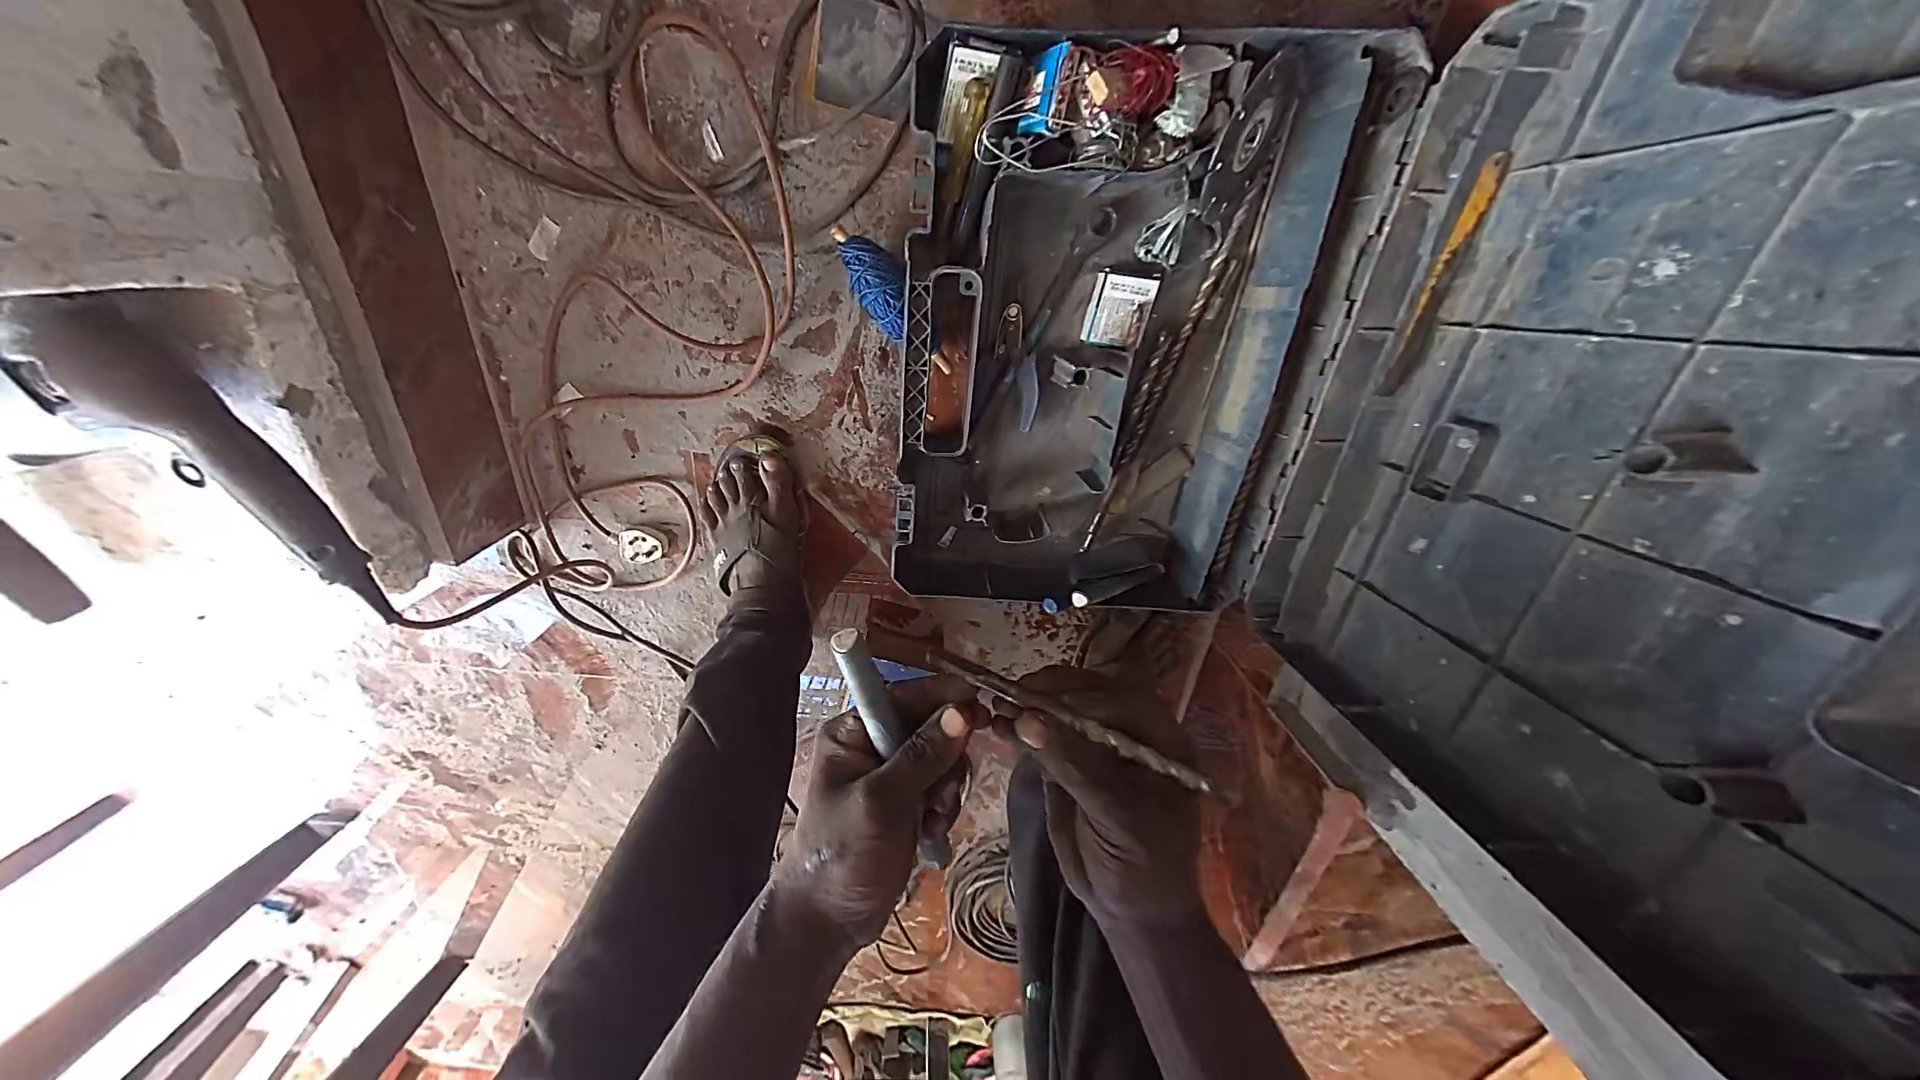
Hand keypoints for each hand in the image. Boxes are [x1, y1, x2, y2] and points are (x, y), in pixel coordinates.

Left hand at [774, 675, 985, 947]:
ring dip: (947, 786)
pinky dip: (944, 805)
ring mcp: (890, 775)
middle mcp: (871, 745)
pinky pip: (941, 785)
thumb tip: (960, 712)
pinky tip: (933, 831)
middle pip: (929, 726)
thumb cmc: (843, 855)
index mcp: (853, 733)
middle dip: (946, 756)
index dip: (940, 696)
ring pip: (941, 757)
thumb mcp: (882, 802)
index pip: (903, 696)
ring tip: (936, 818)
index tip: (977, 703)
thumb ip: (922, 756)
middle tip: (946, 789)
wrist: (828, 921)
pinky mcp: (905, 801)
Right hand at [1003, 666, 1202, 929]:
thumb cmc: (1141, 863)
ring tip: (999, 705)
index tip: (1037, 702)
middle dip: (1049, 694)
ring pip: (1063, 709)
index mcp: (1161, 736)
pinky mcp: (1070, 755)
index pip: (1120, 700)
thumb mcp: (1116, 815)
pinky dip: (1022, 728)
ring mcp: (1098, 740)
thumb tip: (1028, 720)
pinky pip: (1046, 734)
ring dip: (1030, 706)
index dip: (1078, 698)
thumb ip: (1074, 765)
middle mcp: (1131, 729)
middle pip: (1089, 695)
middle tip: (1011, 695)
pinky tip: (999, 724)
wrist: (1131, 906)